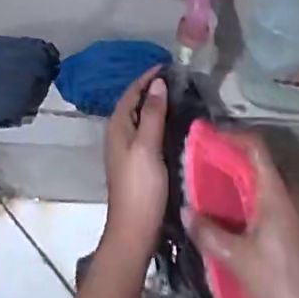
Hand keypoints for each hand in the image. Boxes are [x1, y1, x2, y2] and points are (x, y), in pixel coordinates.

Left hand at [101, 67, 167, 260]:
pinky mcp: (136, 161)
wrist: (134, 232)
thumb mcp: (148, 146)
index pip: (132, 91)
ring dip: (156, 104)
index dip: (148, 76)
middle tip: (179, 78)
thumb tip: (158, 82)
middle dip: (153, 88)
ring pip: (141, 117)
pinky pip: (146, 130)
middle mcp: (118, 133)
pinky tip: (175, 124)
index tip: (169, 65)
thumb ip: (152, 114)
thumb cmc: (140, 187)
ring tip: (180, 96)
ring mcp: (126, 149)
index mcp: (118, 126)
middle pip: (135, 102)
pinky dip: (158, 121)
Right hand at [182, 131, 298, 297]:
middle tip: (207, 159)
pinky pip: (274, 197)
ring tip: (216, 182)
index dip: (232, 135)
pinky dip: (254, 194)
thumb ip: (209, 232)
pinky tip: (236, 211)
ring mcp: (298, 210)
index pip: (256, 146)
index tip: (208, 135)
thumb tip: (187, 212)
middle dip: (234, 156)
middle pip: (262, 161)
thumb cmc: (277, 281)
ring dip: (244, 177)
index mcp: (277, 191)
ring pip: (268, 180)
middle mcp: (291, 193)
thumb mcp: (236, 258)